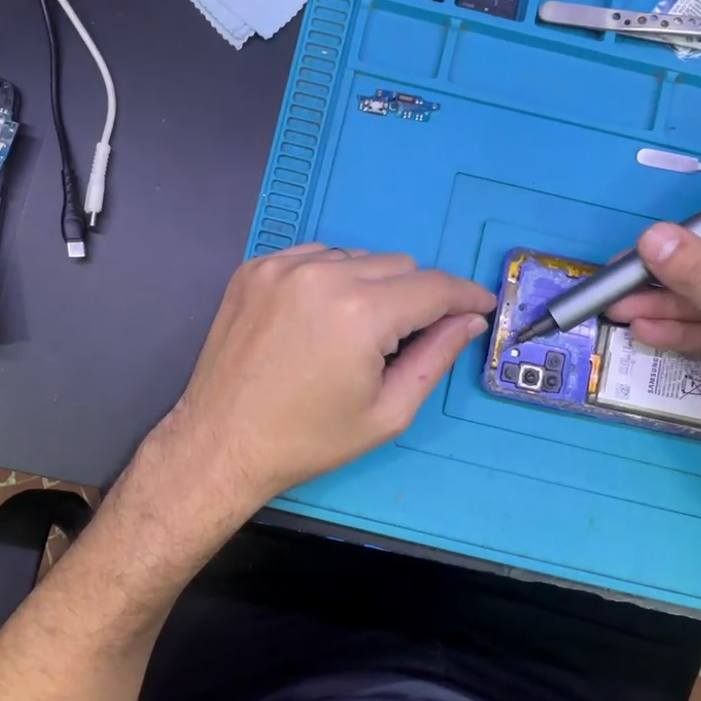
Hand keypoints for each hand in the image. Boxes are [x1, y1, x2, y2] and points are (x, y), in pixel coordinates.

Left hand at [156, 245, 495, 513]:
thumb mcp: (387, 412)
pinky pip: (315, 257)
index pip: (434, 286)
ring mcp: (282, 266)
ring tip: (356, 333)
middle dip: (416, 297)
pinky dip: (330, 279)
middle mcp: (321, 274)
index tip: (480, 306)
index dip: (464, 296)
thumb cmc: (308, 439)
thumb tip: (468, 320)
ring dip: (372, 285)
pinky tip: (320, 318)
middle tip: (406, 340)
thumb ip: (436, 358)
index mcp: (361, 312)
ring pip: (356, 257)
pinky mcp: (254, 269)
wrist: (221, 442)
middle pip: (398, 265)